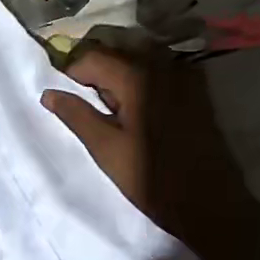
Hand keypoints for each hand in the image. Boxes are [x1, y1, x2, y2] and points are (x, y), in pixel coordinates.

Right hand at [42, 46, 259, 259]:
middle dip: (96, 73)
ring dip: (119, 75)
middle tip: (86, 104)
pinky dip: (144, 79)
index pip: (91, 57)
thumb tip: (48, 92)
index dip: (72, 74)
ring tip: (111, 107)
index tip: (65, 98)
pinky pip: (162, 71)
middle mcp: (162, 66)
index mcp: (136, 77)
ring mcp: (184, 76)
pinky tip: (140, 106)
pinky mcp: (198, 90)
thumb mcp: (106, 149)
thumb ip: (76, 115)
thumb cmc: (153, 179)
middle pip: (116, 54)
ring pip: (139, 60)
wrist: (211, 204)